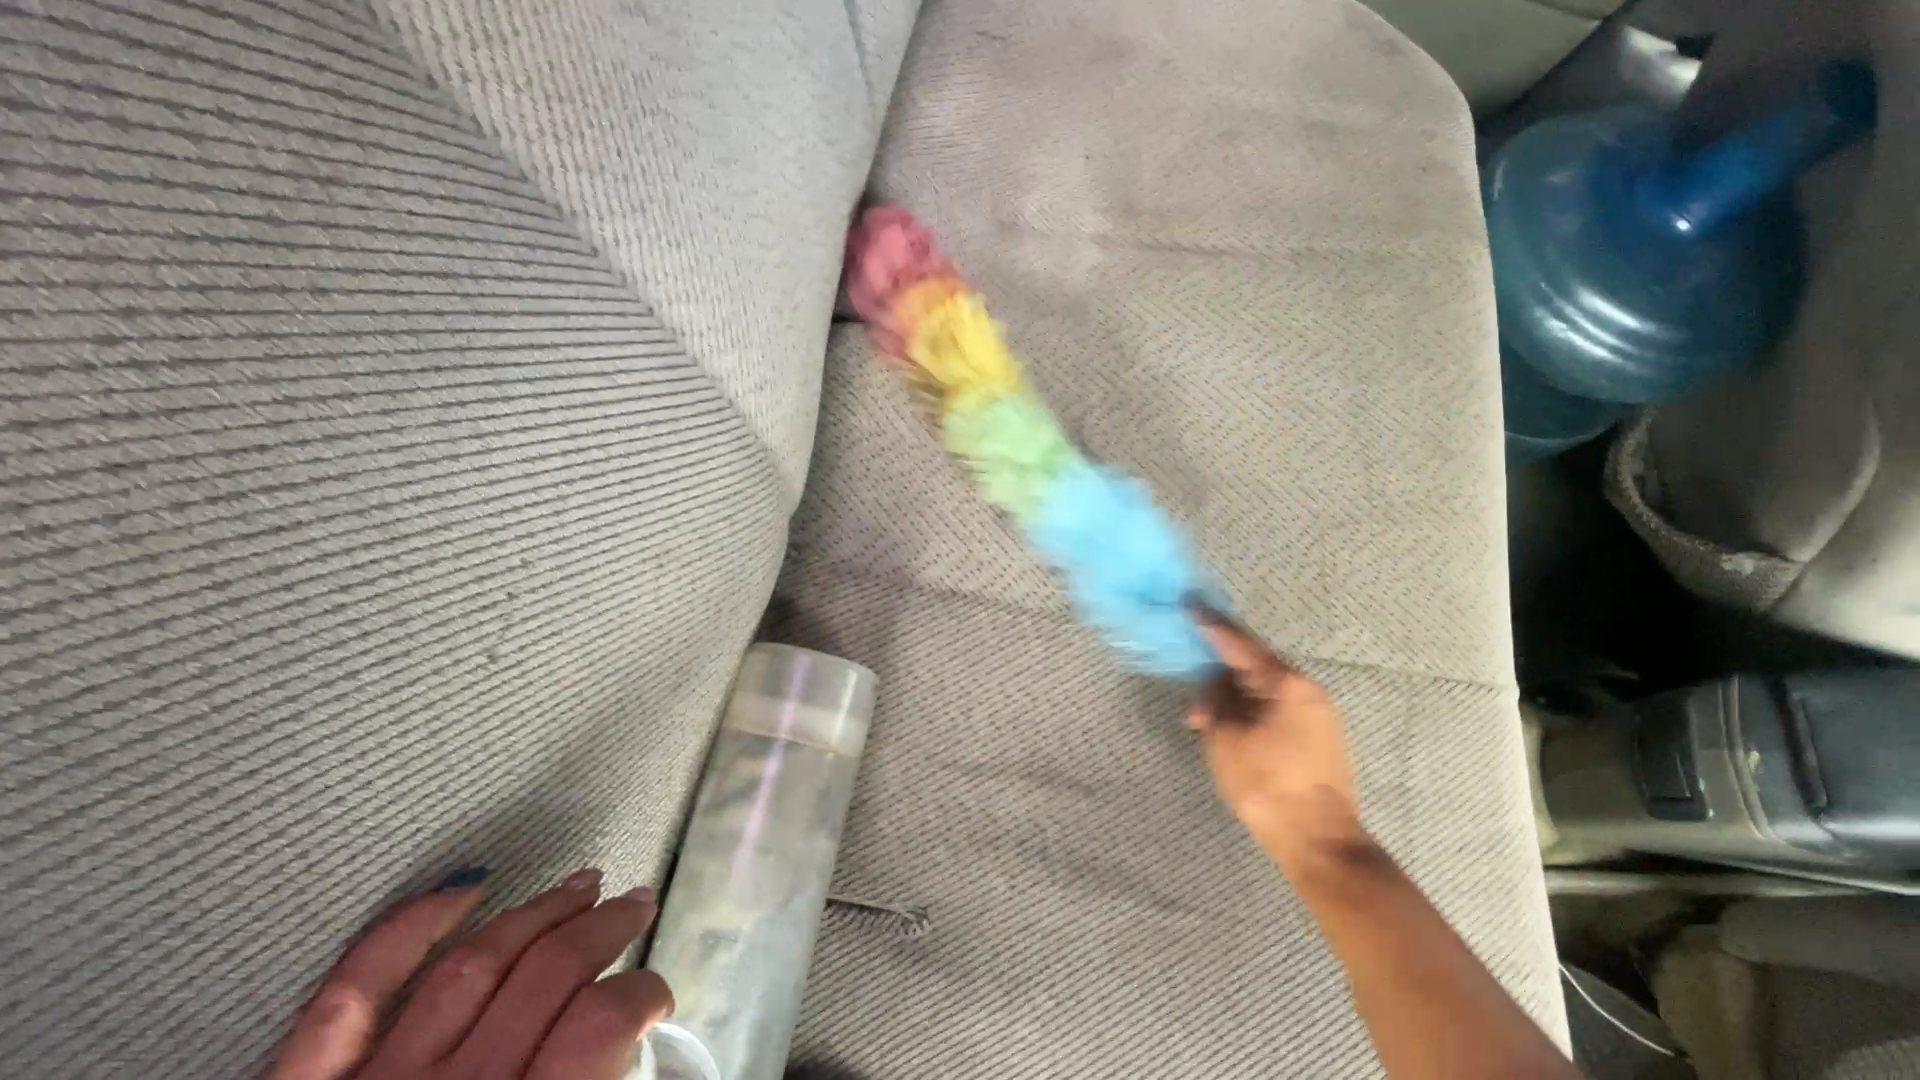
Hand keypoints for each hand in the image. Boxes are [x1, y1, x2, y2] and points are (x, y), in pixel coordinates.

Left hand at [269, 869, 673, 1079]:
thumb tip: (634, 1067)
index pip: (602, 1025)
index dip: (644, 994)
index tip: (656, 997)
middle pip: (548, 974)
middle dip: (606, 927)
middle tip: (635, 902)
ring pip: (475, 962)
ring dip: (539, 911)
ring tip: (582, 883)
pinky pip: (354, 991)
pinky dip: (407, 929)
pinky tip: (464, 889)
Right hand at [1187, 606, 1368, 872]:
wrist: (1319, 840)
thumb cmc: (1268, 785)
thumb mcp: (1226, 741)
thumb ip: (1216, 705)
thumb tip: (1215, 693)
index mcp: (1288, 684)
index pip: (1241, 645)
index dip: (1212, 626)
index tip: (1191, 605)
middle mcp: (1309, 691)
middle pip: (1255, 667)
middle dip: (1220, 677)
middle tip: (1194, 695)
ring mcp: (1319, 715)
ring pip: (1266, 692)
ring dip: (1234, 701)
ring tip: (1207, 723)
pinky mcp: (1319, 738)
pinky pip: (1277, 711)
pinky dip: (1251, 714)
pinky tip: (1231, 731)